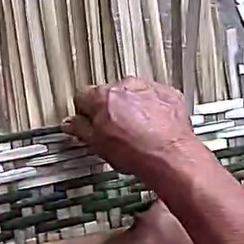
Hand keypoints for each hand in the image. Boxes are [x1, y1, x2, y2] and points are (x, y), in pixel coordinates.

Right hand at [64, 79, 207, 181]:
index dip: (85, 113)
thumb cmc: (137, 153)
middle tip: (117, 131)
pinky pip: (156, 97)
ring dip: (134, 108)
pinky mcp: (169, 94)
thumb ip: (81, 129)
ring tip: (139, 131)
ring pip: (134, 94)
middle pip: (110, 94)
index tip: (89, 123)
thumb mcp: (98, 145)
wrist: (170, 156)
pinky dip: (155, 108)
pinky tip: (155, 126)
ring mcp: (149, 88)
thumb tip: (72, 124)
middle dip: (111, 109)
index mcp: (102, 96)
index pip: (83, 97)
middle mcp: (125, 86)